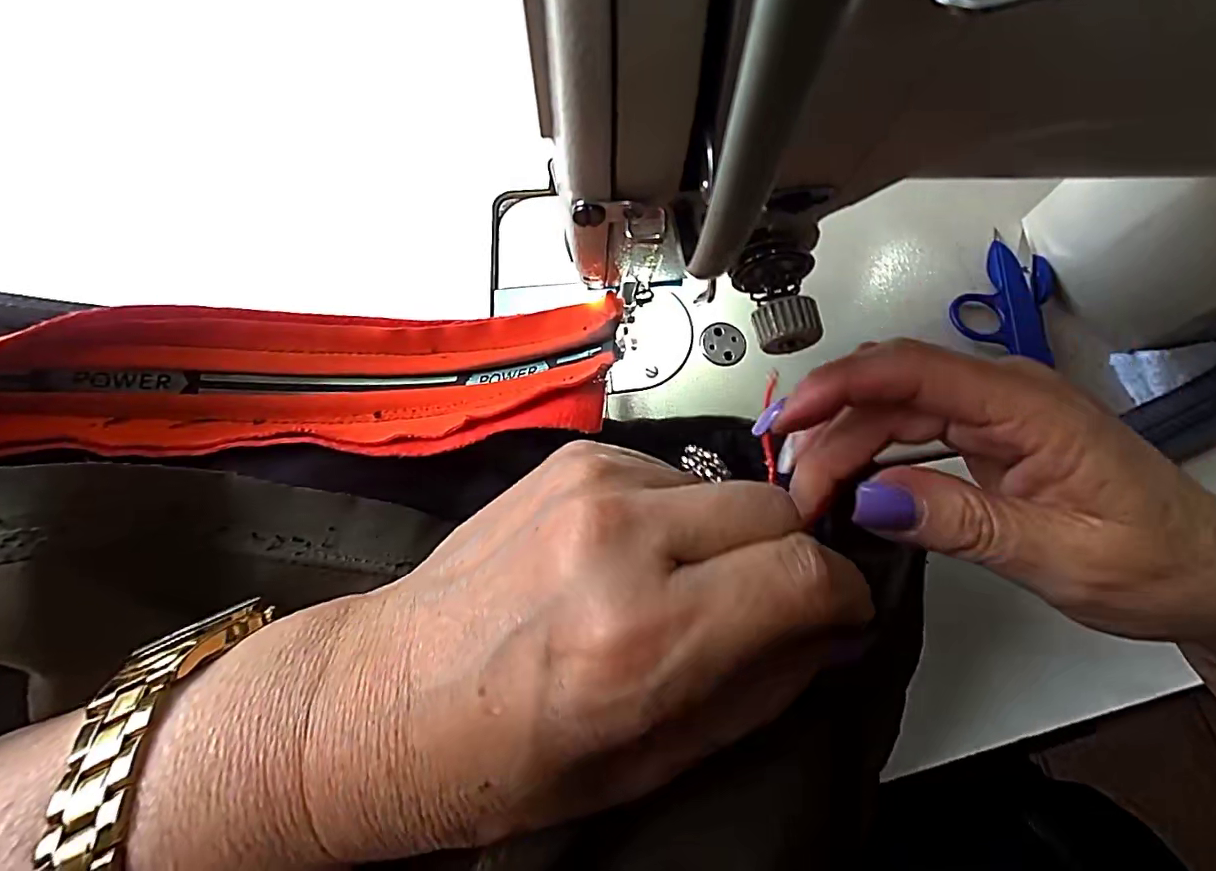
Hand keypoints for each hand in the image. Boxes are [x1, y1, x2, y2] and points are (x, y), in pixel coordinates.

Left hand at [289, 441, 874, 859]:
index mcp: (636, 635)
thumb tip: (832, 630)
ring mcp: (595, 484)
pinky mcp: (581, 455)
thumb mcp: (648, 761)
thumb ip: (764, 686)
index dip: (843, 592)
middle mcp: (616, 540)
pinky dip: (683, 513)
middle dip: (796, 555)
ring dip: (733, 534)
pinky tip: (638, 552)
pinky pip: (678, 474)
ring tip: (684, 581)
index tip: (843, 607)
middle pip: (779, 510)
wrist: (372, 699)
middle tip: (774, 596)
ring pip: (733, 487)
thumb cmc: (491, 754)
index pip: (802, 575)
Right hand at [769, 339, 1215, 651]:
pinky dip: (876, 452)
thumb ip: (964, 521)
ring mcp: (998, 415)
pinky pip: (918, 431)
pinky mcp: (992, 439)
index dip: (842, 384)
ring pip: (899, 408)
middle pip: (894, 389)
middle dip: (832, 426)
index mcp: (1028, 404)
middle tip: (795, 482)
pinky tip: (852, 477)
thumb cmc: (1161, 561)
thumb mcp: (1062, 554)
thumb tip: (874, 499)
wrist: (1213, 578)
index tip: (790, 417)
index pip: (914, 370)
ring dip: (848, 440)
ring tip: (812, 485)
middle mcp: (1007, 395)